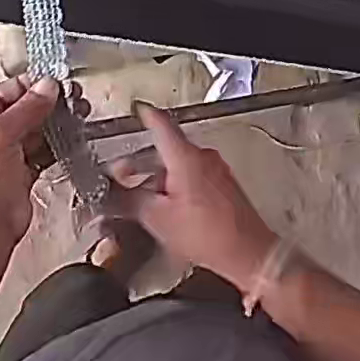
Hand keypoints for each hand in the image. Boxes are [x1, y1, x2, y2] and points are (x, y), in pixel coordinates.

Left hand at [0, 75, 59, 254]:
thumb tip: (44, 88)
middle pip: (16, 114)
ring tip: (77, 114)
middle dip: (44, 105)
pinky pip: (39, 156)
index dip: (25, 87)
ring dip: (54, 124)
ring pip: (31, 135)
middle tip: (70, 98)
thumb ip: (24, 109)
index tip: (51, 83)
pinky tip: (70, 138)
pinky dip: (55, 147)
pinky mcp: (17, 181)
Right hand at [112, 102, 279, 287]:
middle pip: (165, 149)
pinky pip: (192, 175)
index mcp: (186, 158)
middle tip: (120, 174)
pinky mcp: (222, 184)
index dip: (145, 115)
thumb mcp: (158, 218)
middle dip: (140, 162)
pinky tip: (165, 206)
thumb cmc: (208, 235)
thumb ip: (130, 201)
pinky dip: (174, 184)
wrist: (248, 252)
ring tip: (139, 197)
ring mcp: (215, 170)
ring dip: (157, 177)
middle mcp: (203, 158)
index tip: (136, 108)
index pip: (161, 125)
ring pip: (178, 164)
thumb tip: (112, 195)